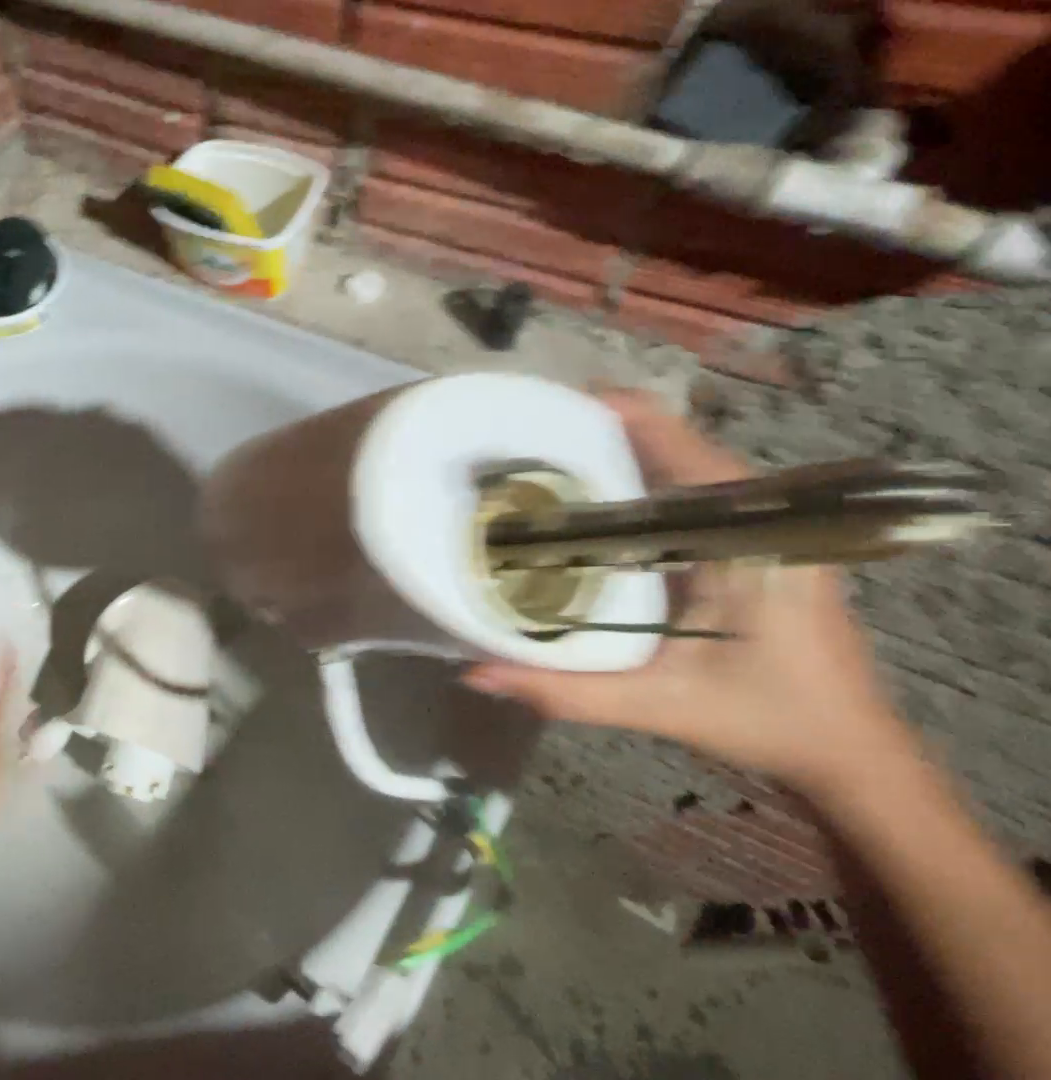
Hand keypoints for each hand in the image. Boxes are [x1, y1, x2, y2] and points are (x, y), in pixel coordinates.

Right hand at [463, 391, 913, 795]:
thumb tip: (474, 672)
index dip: (618, 416)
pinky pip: (691, 501)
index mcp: (754, 539)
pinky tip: (592, 510)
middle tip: (524, 444)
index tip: (546, 409)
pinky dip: (641, 493)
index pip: (683, 448)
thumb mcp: (660, 707)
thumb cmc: (768, 722)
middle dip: (602, 437)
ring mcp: (768, 533)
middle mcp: (766, 521)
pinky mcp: (759, 551)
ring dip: (619, 463)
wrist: (849, 755)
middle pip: (676, 451)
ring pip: (684, 474)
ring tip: (545, 466)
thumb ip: (566, 691)